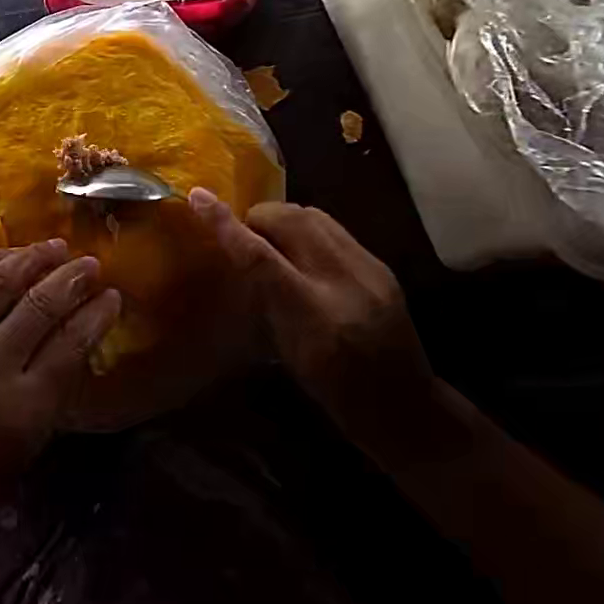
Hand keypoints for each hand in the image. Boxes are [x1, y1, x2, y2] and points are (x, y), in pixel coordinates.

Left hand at [0, 240, 120, 537]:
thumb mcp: (36, 436)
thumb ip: (59, 383)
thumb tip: (83, 328)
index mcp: (25, 405)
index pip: (71, 343)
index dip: (97, 312)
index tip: (112, 295)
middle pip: (39, 305)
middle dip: (71, 278)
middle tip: (90, 263)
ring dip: (30, 258)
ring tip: (54, 246)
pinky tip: (9, 254)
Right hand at [186, 189, 434, 452]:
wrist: (405, 406)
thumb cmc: (331, 387)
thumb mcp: (284, 348)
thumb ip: (264, 296)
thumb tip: (238, 253)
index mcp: (312, 313)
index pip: (259, 256)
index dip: (225, 224)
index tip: (198, 198)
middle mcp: (343, 282)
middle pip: (290, 219)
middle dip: (258, 216)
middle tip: (244, 235)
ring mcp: (369, 270)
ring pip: (314, 214)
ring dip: (283, 218)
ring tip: (272, 239)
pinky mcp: (382, 265)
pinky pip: (334, 228)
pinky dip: (307, 229)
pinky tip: (303, 252)